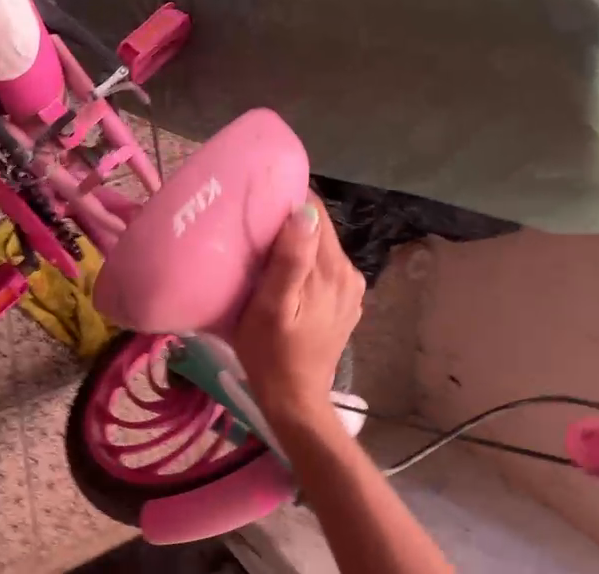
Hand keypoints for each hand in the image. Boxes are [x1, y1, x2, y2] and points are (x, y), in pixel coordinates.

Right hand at [230, 193, 362, 429]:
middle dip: (286, 220)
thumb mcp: (271, 305)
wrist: (293, 400)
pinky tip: (279, 275)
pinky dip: (301, 262)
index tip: (255, 200)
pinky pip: (321, 266)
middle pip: (316, 227)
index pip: (314, 211)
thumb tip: (304, 213)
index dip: (285, 199)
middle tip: (249, 225)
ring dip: (292, 241)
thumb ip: (290, 260)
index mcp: (332, 269)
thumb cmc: (270, 352)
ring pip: (318, 246)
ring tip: (259, 248)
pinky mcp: (344, 302)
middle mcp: (348, 273)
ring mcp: (350, 290)